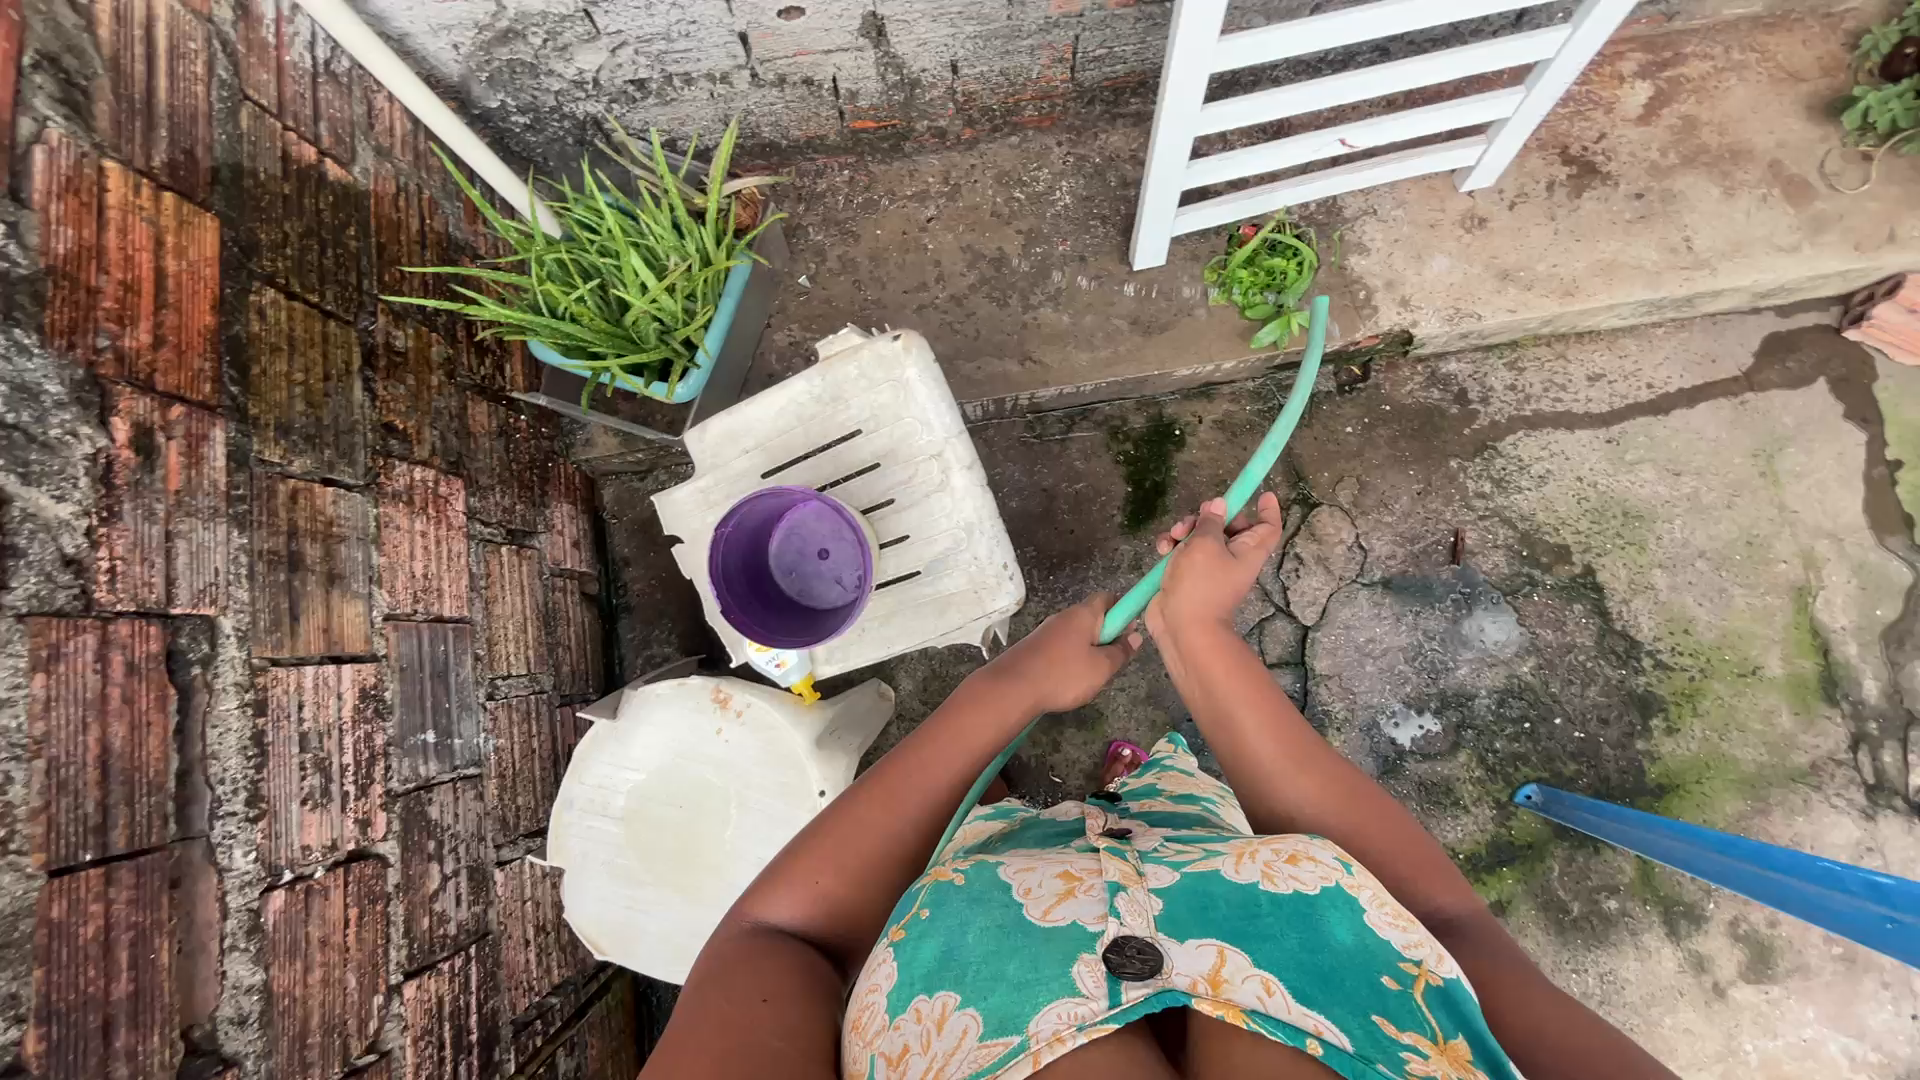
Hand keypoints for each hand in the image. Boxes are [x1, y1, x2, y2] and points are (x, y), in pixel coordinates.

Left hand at [978, 592, 1140, 714]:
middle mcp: (1064, 616)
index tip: (1131, 629)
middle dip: (1106, 634)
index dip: (1123, 609)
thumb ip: (1121, 651)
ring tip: (1092, 674)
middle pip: (1092, 617)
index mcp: (1083, 614)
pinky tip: (1070, 679)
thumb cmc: (1063, 674)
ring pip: (1076, 634)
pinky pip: (1061, 646)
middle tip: (1114, 659)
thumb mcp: (1101, 667)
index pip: (1107, 597)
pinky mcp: (1035, 647)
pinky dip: (1071, 658)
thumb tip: (1134, 636)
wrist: (1013, 687)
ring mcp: (1047, 631)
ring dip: (1089, 649)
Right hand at [1145, 492, 1285, 645]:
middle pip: (1228, 526)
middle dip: (1210, 516)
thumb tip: (1219, 504)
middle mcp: (1232, 557)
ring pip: (1200, 536)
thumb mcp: (1206, 545)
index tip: (1262, 495)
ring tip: (1174, 536)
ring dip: (1185, 530)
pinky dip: (1172, 546)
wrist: (1183, 626)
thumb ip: (1211, 521)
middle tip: (1197, 516)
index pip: (1268, 526)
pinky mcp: (1186, 574)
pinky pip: (1181, 551)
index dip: (1268, 510)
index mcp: (1248, 551)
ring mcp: (1208, 566)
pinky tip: (1162, 549)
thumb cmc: (1202, 584)